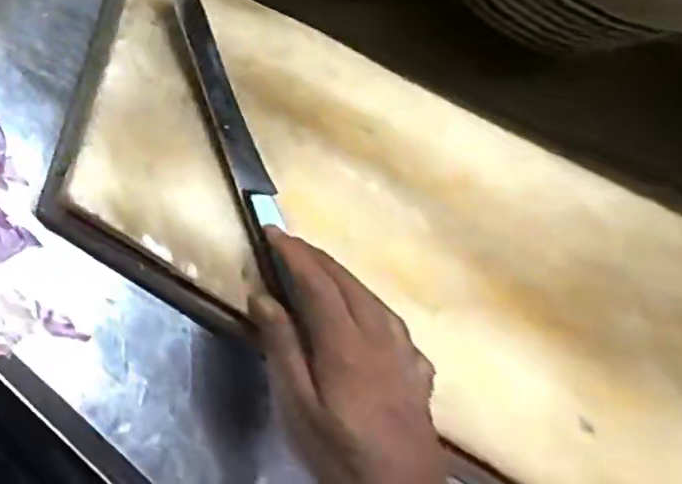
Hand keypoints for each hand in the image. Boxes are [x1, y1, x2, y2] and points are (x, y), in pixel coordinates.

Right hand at [252, 228, 445, 483]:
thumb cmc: (337, 449)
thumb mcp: (295, 401)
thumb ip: (281, 346)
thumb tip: (263, 296)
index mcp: (347, 348)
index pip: (319, 286)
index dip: (294, 255)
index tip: (271, 232)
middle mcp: (381, 348)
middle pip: (351, 289)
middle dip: (319, 259)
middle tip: (289, 241)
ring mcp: (406, 366)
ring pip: (378, 305)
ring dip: (347, 278)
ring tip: (323, 266)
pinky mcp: (419, 384)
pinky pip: (398, 330)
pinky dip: (374, 308)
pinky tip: (369, 315)